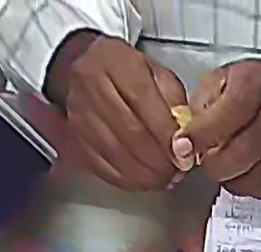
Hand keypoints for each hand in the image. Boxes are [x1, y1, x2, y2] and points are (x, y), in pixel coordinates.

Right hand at [45, 31, 187, 189]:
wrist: (87, 73)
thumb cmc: (127, 74)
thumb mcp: (155, 73)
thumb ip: (173, 102)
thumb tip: (183, 142)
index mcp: (113, 60)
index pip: (143, 100)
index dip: (166, 132)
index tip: (184, 152)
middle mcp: (90, 85)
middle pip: (130, 132)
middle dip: (159, 159)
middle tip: (177, 172)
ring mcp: (80, 116)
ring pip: (118, 155)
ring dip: (147, 174)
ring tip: (165, 179)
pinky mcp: (77, 141)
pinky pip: (106, 169)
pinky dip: (130, 181)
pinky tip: (146, 181)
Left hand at [179, 38, 260, 196]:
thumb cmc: (256, 88)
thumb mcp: (223, 80)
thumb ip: (200, 107)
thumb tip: (185, 142)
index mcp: (256, 85)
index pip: (224, 117)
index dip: (199, 136)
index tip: (183, 146)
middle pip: (236, 156)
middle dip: (212, 161)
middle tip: (205, 154)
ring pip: (244, 179)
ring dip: (228, 173)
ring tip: (228, 155)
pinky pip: (255, 190)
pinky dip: (242, 181)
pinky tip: (243, 165)